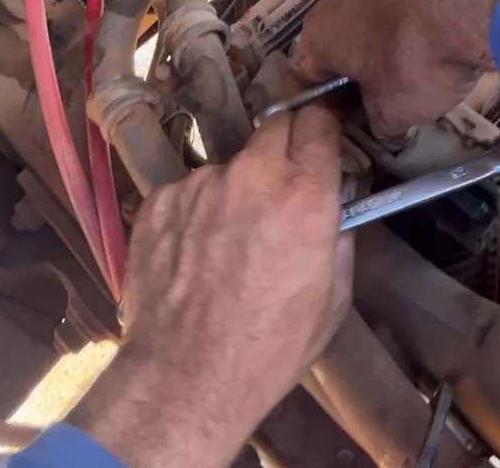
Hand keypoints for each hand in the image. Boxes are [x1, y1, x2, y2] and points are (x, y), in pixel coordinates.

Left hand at [67, 106, 351, 467]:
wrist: (186, 378)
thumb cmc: (272, 344)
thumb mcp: (334, 295)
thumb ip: (338, 234)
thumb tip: (334, 205)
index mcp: (305, 191)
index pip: (319, 120)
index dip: (322, 127)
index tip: (321, 140)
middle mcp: (253, 173)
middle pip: (275, 126)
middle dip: (284, 145)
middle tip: (282, 184)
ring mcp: (201, 182)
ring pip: (230, 164)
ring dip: (238, 186)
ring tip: (228, 239)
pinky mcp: (161, 199)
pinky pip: (189, 190)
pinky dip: (197, 211)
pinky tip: (195, 252)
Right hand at [298, 0, 499, 135]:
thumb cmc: (414, 60)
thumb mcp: (393, 111)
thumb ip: (379, 120)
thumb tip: (383, 123)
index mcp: (318, 33)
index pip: (314, 76)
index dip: (334, 103)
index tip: (359, 121)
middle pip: (346, 43)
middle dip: (366, 70)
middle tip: (393, 98)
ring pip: (378, 20)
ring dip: (394, 43)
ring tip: (426, 69)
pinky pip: (410, 3)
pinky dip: (421, 20)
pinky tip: (446, 40)